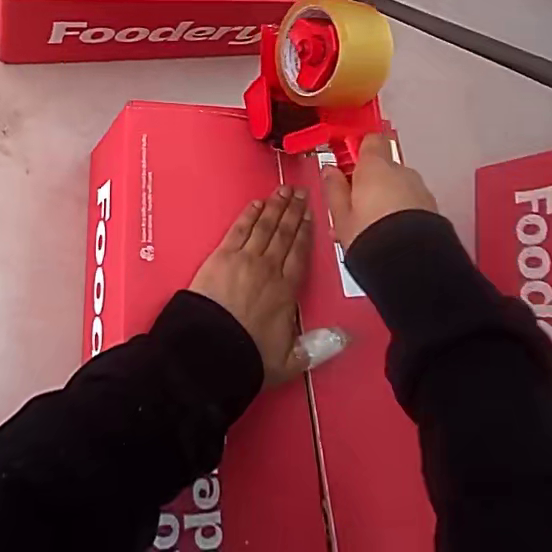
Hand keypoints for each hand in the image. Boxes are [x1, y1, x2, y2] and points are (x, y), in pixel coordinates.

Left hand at [189, 186, 312, 386]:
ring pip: (264, 226)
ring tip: (283, 191)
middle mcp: (268, 269)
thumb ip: (317, 348)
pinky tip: (256, 204)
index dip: (305, 231)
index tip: (310, 216)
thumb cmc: (246, 358)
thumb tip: (343, 340)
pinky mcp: (221, 258)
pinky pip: (239, 230)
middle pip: (284, 233)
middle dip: (293, 210)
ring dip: (275, 206)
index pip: (300, 252)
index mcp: (286, 290)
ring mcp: (244, 260)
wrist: (207, 353)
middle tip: (301, 193)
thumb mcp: (289, 360)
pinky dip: (248, 215)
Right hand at [320, 133, 438, 249]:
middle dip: (371, 182)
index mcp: (375, 167)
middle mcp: (400, 171)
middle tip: (356, 207)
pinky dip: (402, 212)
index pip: (370, 140)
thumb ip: (335, 189)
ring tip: (372, 228)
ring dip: (387, 199)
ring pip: (398, 186)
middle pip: (383, 166)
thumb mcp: (341, 216)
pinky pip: (412, 203)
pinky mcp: (432, 208)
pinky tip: (391, 234)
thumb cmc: (370, 236)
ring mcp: (419, 188)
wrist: (412, 262)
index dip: (359, 149)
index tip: (348, 163)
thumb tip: (330, 172)